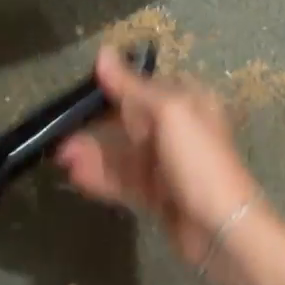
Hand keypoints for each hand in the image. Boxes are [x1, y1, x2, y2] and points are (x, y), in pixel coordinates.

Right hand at [54, 47, 263, 267]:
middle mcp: (177, 128)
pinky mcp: (157, 195)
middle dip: (94, 124)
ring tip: (60, 156)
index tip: (77, 91)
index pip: (142, 86)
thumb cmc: (199, 160)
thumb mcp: (168, 112)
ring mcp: (166, 163)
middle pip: (128, 119)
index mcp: (187, 101)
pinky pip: (123, 179)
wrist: (224, 231)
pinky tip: (76, 176)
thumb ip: (131, 85)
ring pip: (122, 152)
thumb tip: (103, 52)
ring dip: (91, 152)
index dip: (110, 87)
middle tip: (60, 129)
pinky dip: (100, 176)